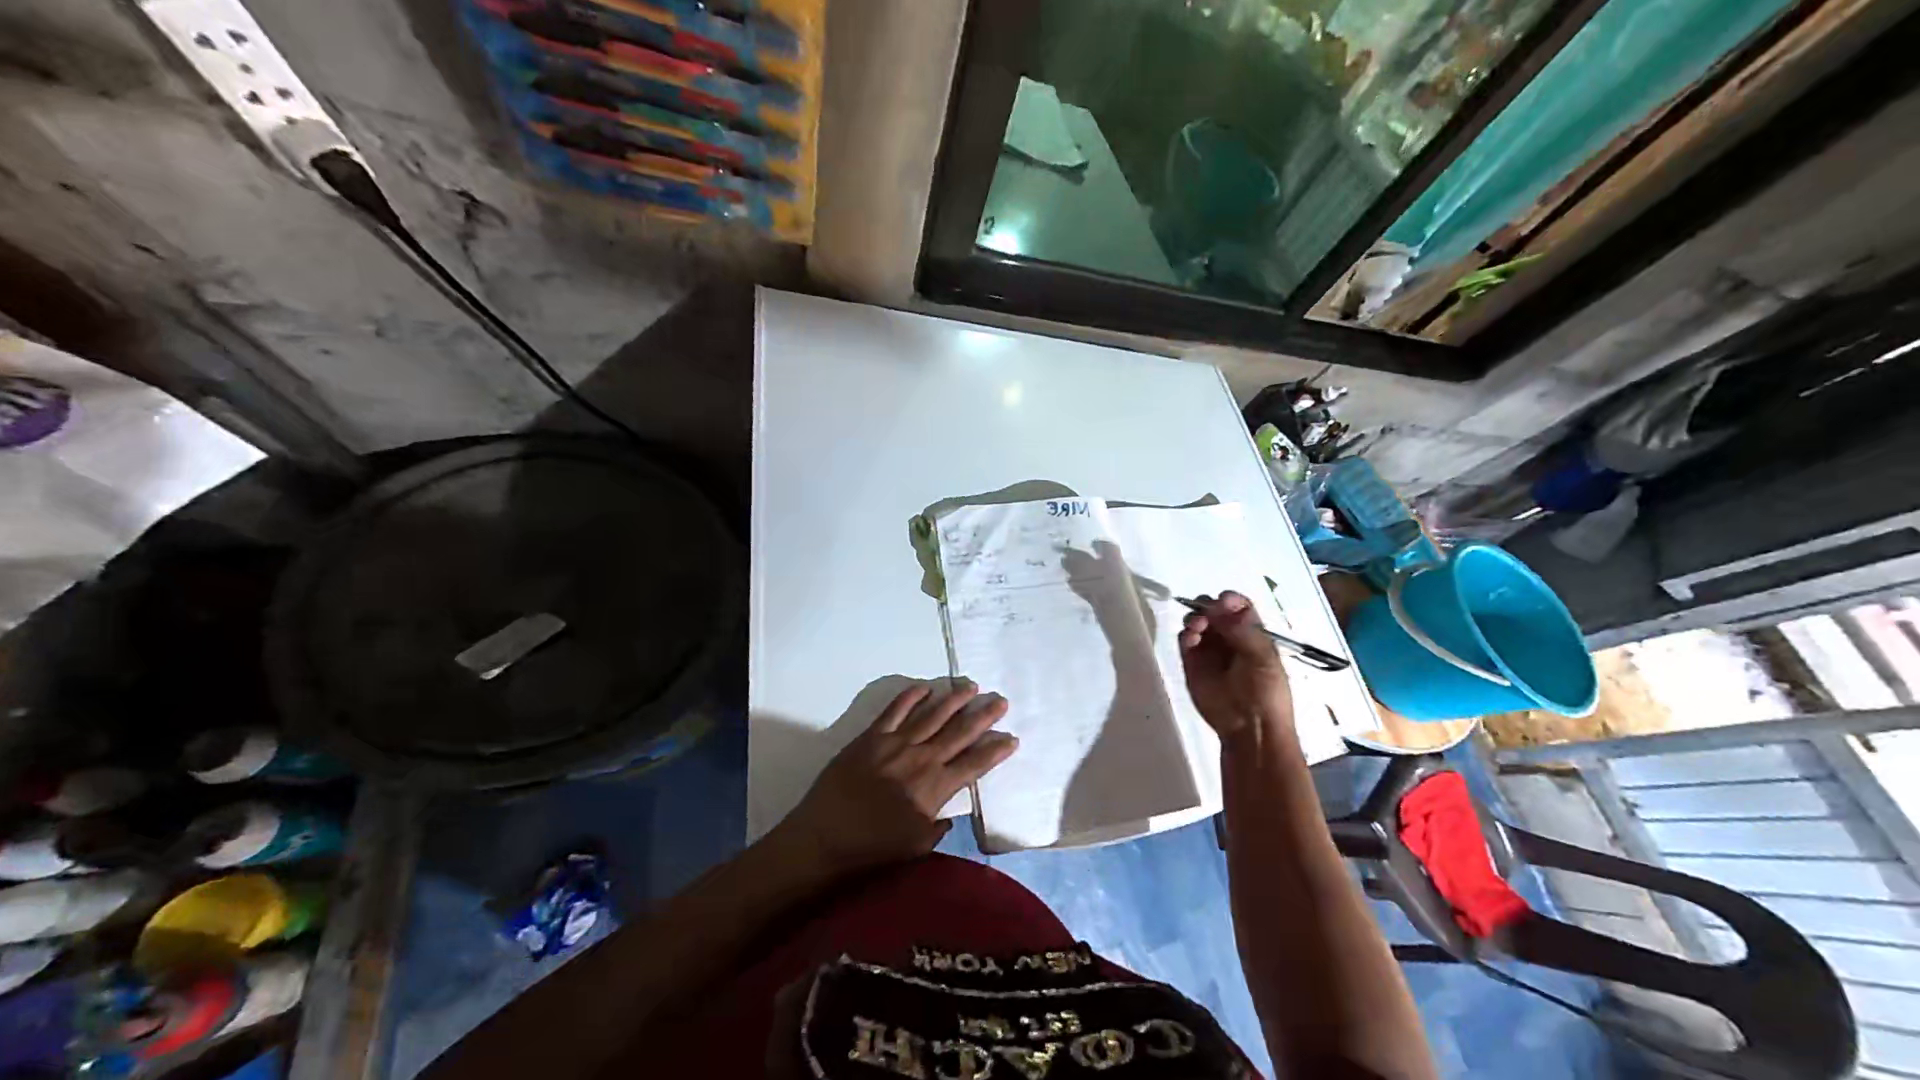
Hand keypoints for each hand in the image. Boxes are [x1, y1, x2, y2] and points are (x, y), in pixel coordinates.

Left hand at [779, 681, 1018, 872]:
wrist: (824, 838)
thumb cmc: (872, 850)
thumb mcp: (916, 846)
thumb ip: (938, 826)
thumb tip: (950, 814)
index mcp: (935, 788)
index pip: (975, 763)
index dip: (996, 750)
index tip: (1012, 738)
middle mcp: (921, 759)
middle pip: (959, 731)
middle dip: (983, 715)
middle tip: (1000, 701)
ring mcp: (895, 743)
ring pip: (932, 714)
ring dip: (954, 699)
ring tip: (971, 686)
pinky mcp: (871, 736)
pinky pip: (895, 710)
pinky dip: (911, 696)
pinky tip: (926, 688)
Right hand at [1178, 591, 1293, 741]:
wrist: (1250, 727)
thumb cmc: (1266, 692)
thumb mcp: (1263, 657)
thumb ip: (1242, 629)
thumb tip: (1218, 603)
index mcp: (1253, 634)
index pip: (1239, 607)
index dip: (1230, 600)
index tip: (1223, 600)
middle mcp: (1229, 637)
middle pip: (1214, 610)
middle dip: (1208, 606)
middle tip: (1208, 613)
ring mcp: (1209, 650)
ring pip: (1197, 622)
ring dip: (1195, 618)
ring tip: (1198, 626)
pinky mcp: (1192, 663)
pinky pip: (1184, 641)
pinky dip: (1185, 635)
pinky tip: (1191, 639)